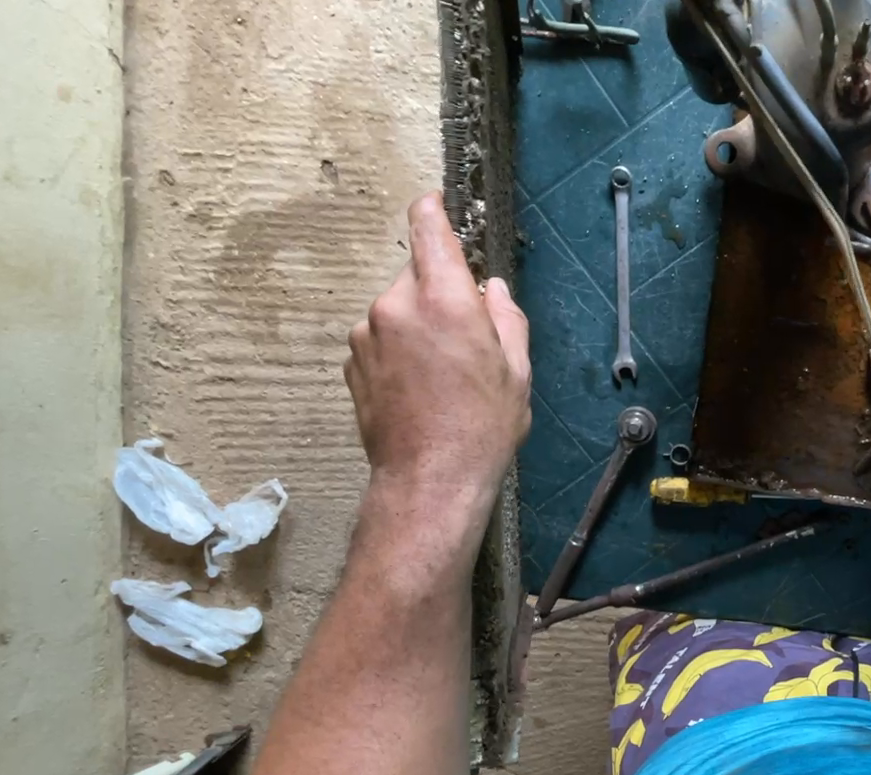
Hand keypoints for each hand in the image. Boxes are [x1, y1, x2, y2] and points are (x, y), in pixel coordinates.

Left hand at [346, 193, 531, 517]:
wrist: (431, 476)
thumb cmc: (483, 426)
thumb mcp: (517, 373)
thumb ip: (506, 320)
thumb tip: (493, 290)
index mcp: (446, 302)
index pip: (430, 232)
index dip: (434, 210)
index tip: (437, 203)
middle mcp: (397, 306)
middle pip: (419, 276)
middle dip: (443, 293)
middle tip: (471, 337)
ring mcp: (367, 333)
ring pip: (399, 308)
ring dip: (421, 325)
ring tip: (446, 375)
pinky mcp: (352, 360)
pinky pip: (382, 337)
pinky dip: (401, 349)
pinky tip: (422, 387)